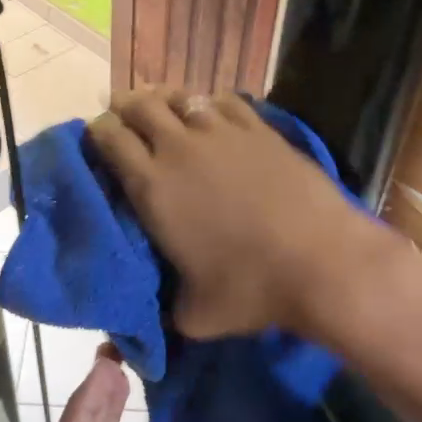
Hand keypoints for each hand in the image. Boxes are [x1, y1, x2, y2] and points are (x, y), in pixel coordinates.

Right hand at [87, 87, 395, 339]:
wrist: (324, 263)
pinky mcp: (261, 129)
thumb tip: (141, 324)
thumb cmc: (251, 290)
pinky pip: (224, 101)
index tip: (98, 144)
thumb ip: (161, 310)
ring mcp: (222, 132)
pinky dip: (210, 106)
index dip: (97, 133)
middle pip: (138, 104)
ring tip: (167, 116)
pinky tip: (214, 118)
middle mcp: (178, 148)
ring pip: (180, 97)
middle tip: (127, 126)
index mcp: (150, 185)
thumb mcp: (192, 317)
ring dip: (166, 103)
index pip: (107, 136)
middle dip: (125, 109)